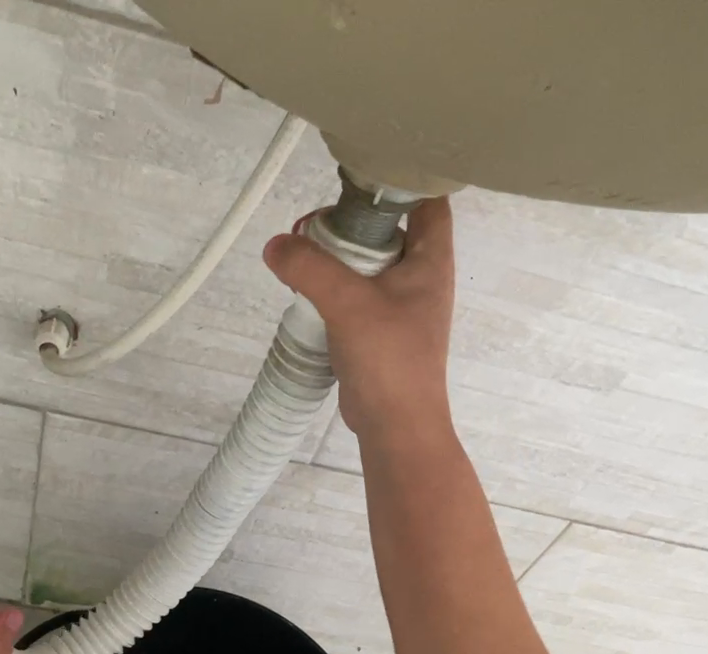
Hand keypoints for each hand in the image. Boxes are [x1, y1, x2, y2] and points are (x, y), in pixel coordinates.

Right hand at [263, 197, 456, 443]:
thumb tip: (275, 246)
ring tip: (307, 255)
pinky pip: (358, 297)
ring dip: (341, 258)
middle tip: (318, 223)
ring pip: (371, 266)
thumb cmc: (387, 357)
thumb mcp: (346, 303)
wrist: (395, 425)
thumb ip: (309, 268)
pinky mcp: (381, 333)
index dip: (401, 179)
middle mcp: (422, 277)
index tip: (360, 172)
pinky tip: (309, 292)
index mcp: (431, 260)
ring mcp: (403, 307)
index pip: (428, 200)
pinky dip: (336, 289)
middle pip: (392, 230)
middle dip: (355, 222)